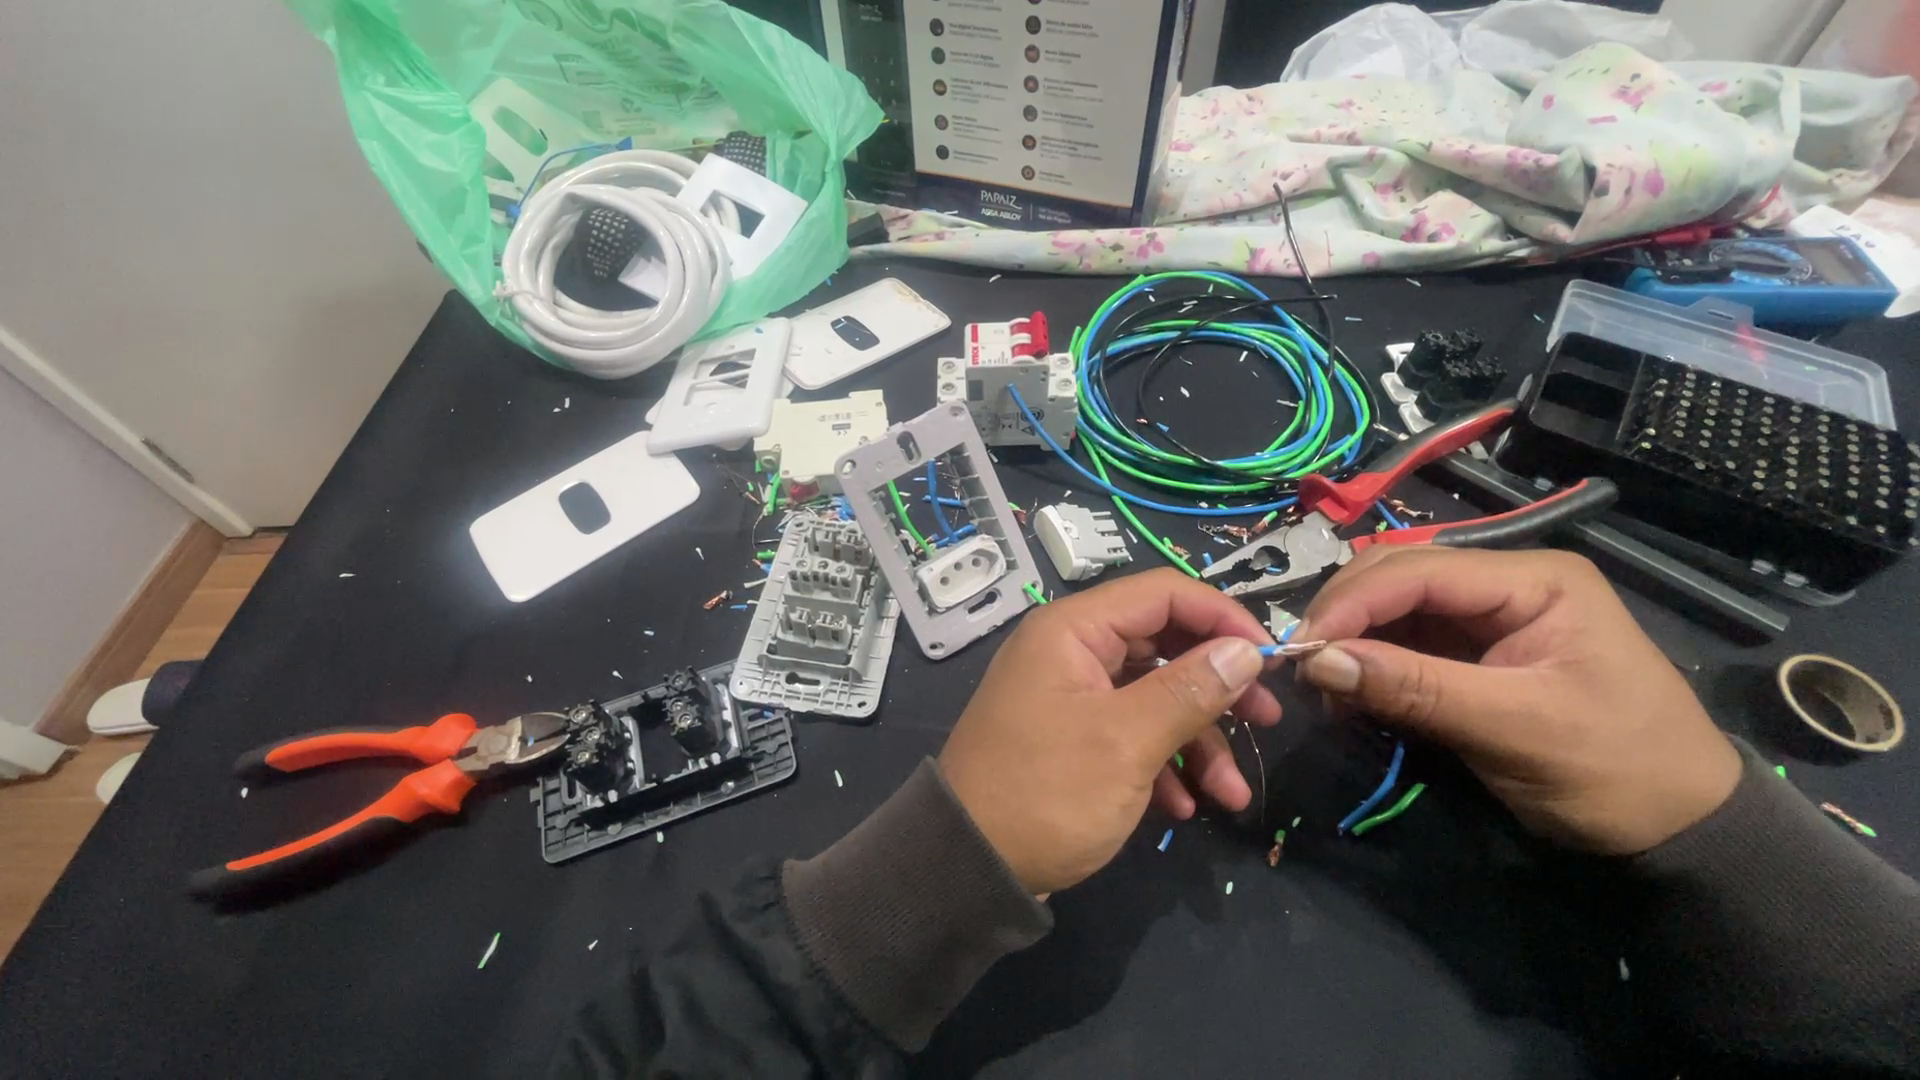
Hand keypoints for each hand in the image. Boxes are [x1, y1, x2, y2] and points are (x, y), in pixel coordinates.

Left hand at [938, 569, 1279, 893]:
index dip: (1223, 618)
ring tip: (1232, 793)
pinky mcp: (1071, 737)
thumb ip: (1190, 689)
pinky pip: (1130, 733)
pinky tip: (1182, 807)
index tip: (1271, 659)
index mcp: (1074, 630)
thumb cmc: (1047, 792)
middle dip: (1218, 687)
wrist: (967, 866)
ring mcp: (1070, 696)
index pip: (1163, 594)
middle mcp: (1071, 651)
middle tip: (1267, 721)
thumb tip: (1246, 650)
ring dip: (1198, 742)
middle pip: (1163, 646)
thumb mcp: (1126, 741)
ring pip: (1153, 697)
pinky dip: (1162, 765)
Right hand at [1294, 547, 1740, 855]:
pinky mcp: (1466, 651)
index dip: (1351, 602)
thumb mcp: (1516, 729)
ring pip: (1388, 605)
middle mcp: (1502, 583)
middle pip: (1394, 574)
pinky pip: (1397, 641)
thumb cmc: (1616, 771)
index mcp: (1532, 580)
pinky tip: (1347, 692)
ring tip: (1322, 685)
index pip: (1416, 569)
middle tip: (1301, 665)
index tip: (1300, 649)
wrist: (1678, 831)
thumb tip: (1317, 663)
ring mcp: (1482, 616)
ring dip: (1348, 639)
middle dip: (1342, 614)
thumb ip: (1414, 689)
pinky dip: (1364, 663)